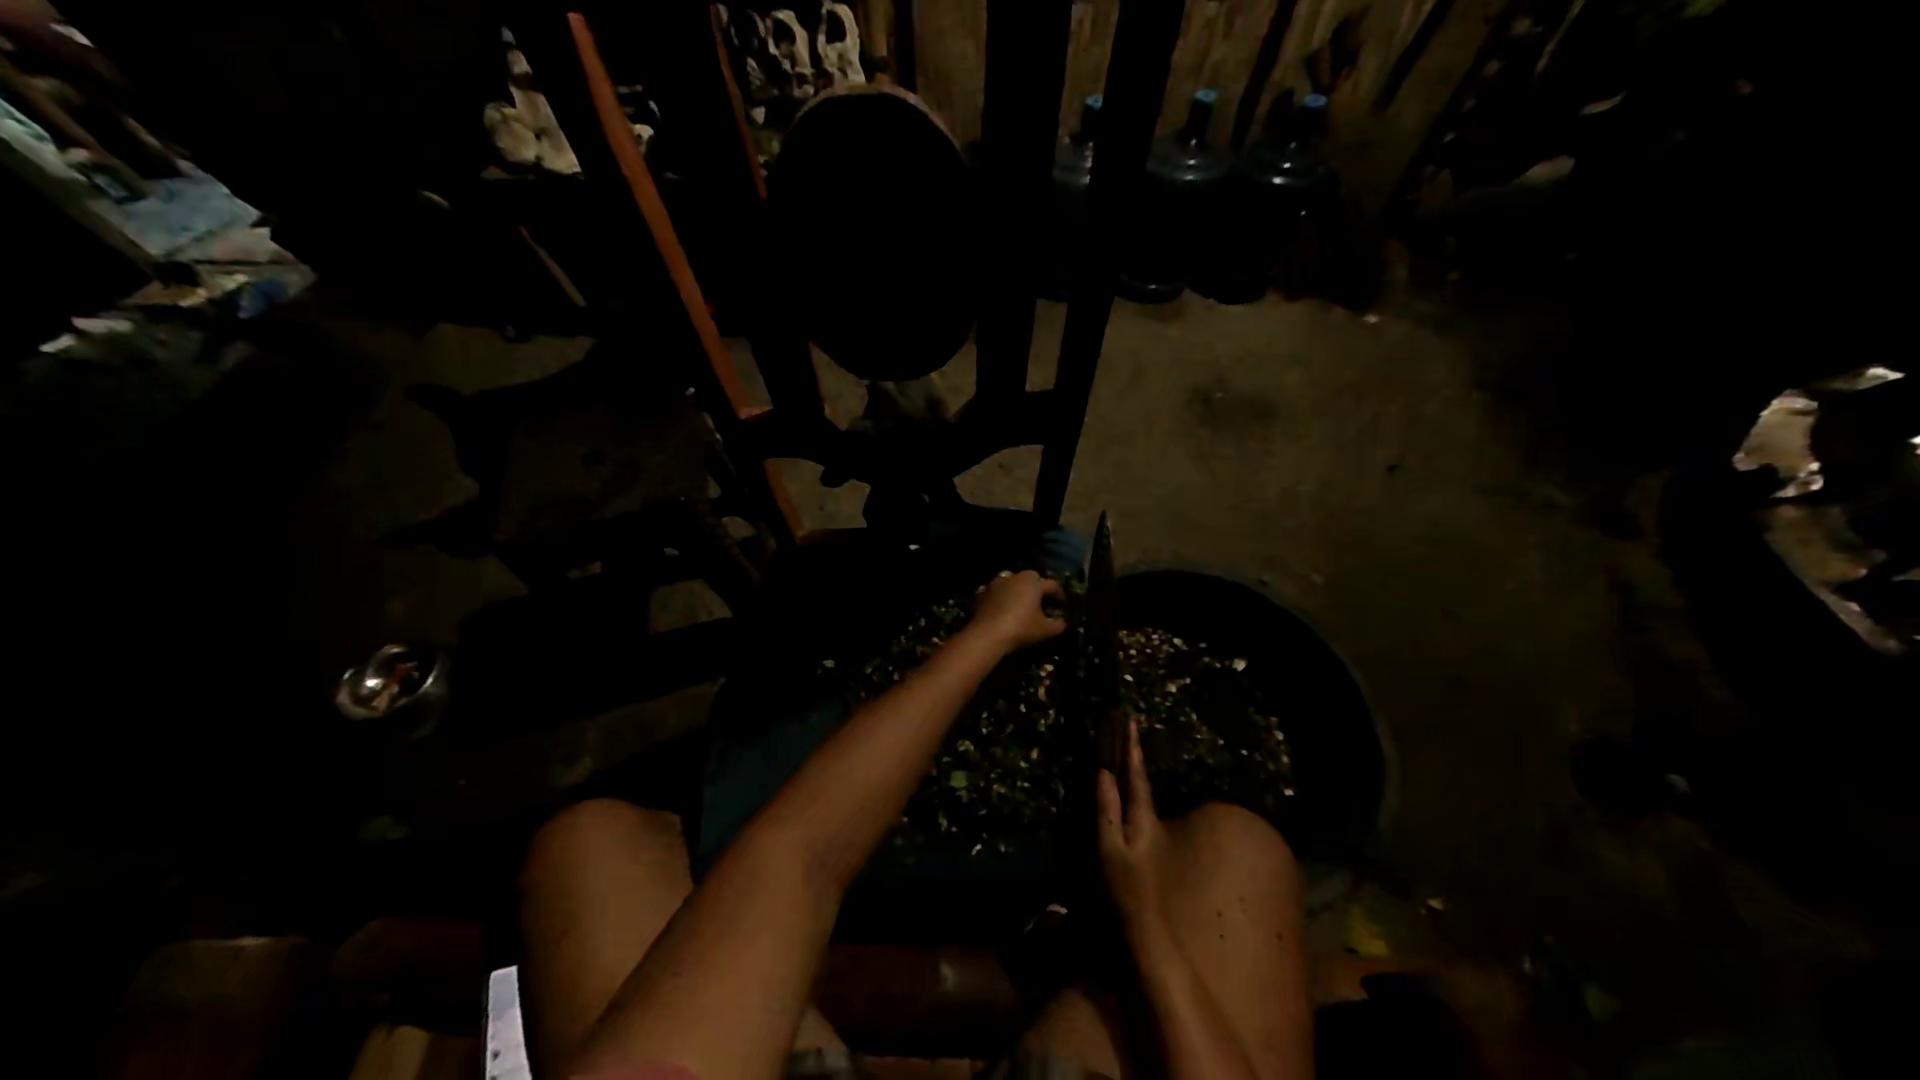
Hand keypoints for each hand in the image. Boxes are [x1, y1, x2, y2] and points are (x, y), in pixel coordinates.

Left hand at [971, 570, 1066, 650]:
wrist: (987, 634)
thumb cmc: (1021, 628)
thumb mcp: (1045, 630)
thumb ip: (1058, 624)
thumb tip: (1062, 622)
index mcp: (1033, 582)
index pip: (1052, 585)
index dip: (1060, 596)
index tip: (1063, 607)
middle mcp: (1015, 577)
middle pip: (1031, 578)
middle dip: (1038, 587)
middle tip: (1041, 602)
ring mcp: (996, 583)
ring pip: (1011, 581)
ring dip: (1017, 589)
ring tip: (1020, 603)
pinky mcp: (982, 593)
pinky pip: (995, 591)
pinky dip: (1000, 596)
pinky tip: (1002, 608)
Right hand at [1098, 720, 1170, 947]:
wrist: (1146, 926)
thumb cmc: (1125, 888)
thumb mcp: (1110, 847)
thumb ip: (1108, 809)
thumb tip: (1103, 773)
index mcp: (1142, 816)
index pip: (1136, 774)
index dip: (1132, 747)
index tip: (1130, 720)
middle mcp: (1148, 818)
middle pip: (1139, 778)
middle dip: (1132, 751)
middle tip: (1126, 726)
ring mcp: (1147, 831)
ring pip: (1138, 791)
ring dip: (1130, 767)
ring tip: (1123, 746)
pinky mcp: (1142, 843)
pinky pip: (1133, 804)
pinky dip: (1127, 787)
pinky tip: (1120, 786)